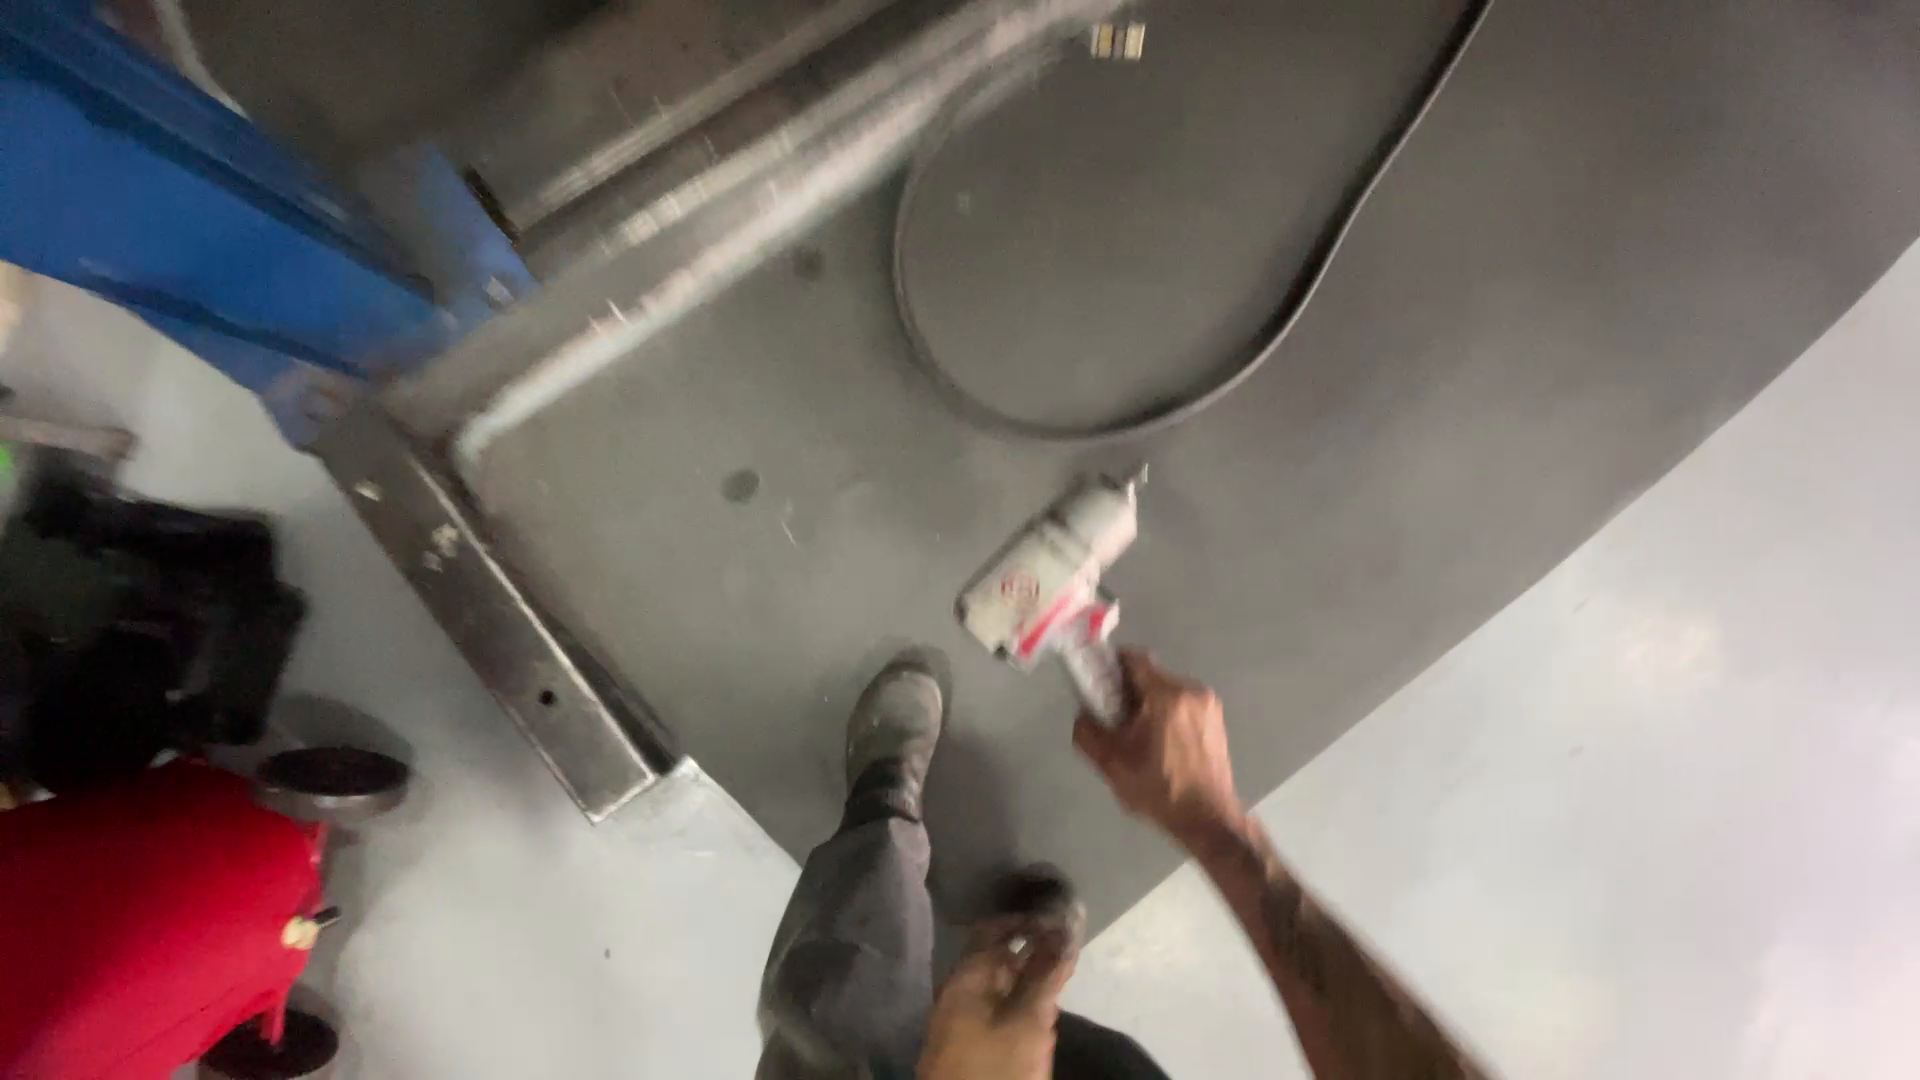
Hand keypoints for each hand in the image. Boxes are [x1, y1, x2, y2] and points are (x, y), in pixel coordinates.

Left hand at [917, 919, 1073, 1079]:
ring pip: (999, 982)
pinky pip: (996, 1006)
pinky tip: (1041, 1006)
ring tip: (1061, 972)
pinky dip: (1020, 1000)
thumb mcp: (1028, 1020)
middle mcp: (960, 987)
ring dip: (1028, 976)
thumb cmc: (996, 1067)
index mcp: (966, 974)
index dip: (1026, 920)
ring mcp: (962, 1015)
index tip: (1057, 920)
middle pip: (997, 954)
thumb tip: (1067, 930)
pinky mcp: (970, 1040)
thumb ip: (1047, 974)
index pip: (993, 928)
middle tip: (1067, 946)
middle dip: (1032, 948)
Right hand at [1073, 650, 1243, 845]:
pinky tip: (1161, 744)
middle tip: (1115, 718)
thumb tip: (1085, 713)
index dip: (1111, 665)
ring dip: (1149, 704)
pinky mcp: (1216, 721)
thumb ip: (1087, 731)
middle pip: (1150, 675)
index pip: (1134, 657)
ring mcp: (1208, 705)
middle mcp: (1191, 691)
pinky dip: (1167, 714)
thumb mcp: (1110, 763)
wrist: (1209, 820)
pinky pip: (1182, 704)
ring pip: (1167, 690)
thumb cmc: (1158, 789)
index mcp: (1167, 695)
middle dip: (1129, 691)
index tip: (1099, 684)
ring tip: (1139, 737)